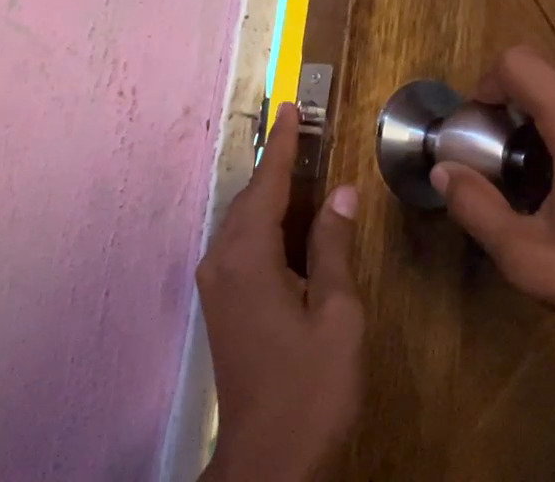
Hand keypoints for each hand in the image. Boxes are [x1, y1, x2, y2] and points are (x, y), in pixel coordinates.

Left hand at [197, 104, 363, 481]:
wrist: (267, 457)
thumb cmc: (310, 387)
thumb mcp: (337, 316)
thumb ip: (333, 248)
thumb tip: (339, 193)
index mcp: (247, 256)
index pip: (267, 184)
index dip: (283, 144)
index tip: (291, 107)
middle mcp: (220, 259)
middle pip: (250, 198)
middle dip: (276, 164)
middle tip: (304, 132)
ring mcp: (214, 282)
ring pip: (242, 220)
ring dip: (270, 193)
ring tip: (301, 168)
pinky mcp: (218, 302)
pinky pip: (239, 243)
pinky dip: (263, 222)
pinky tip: (288, 223)